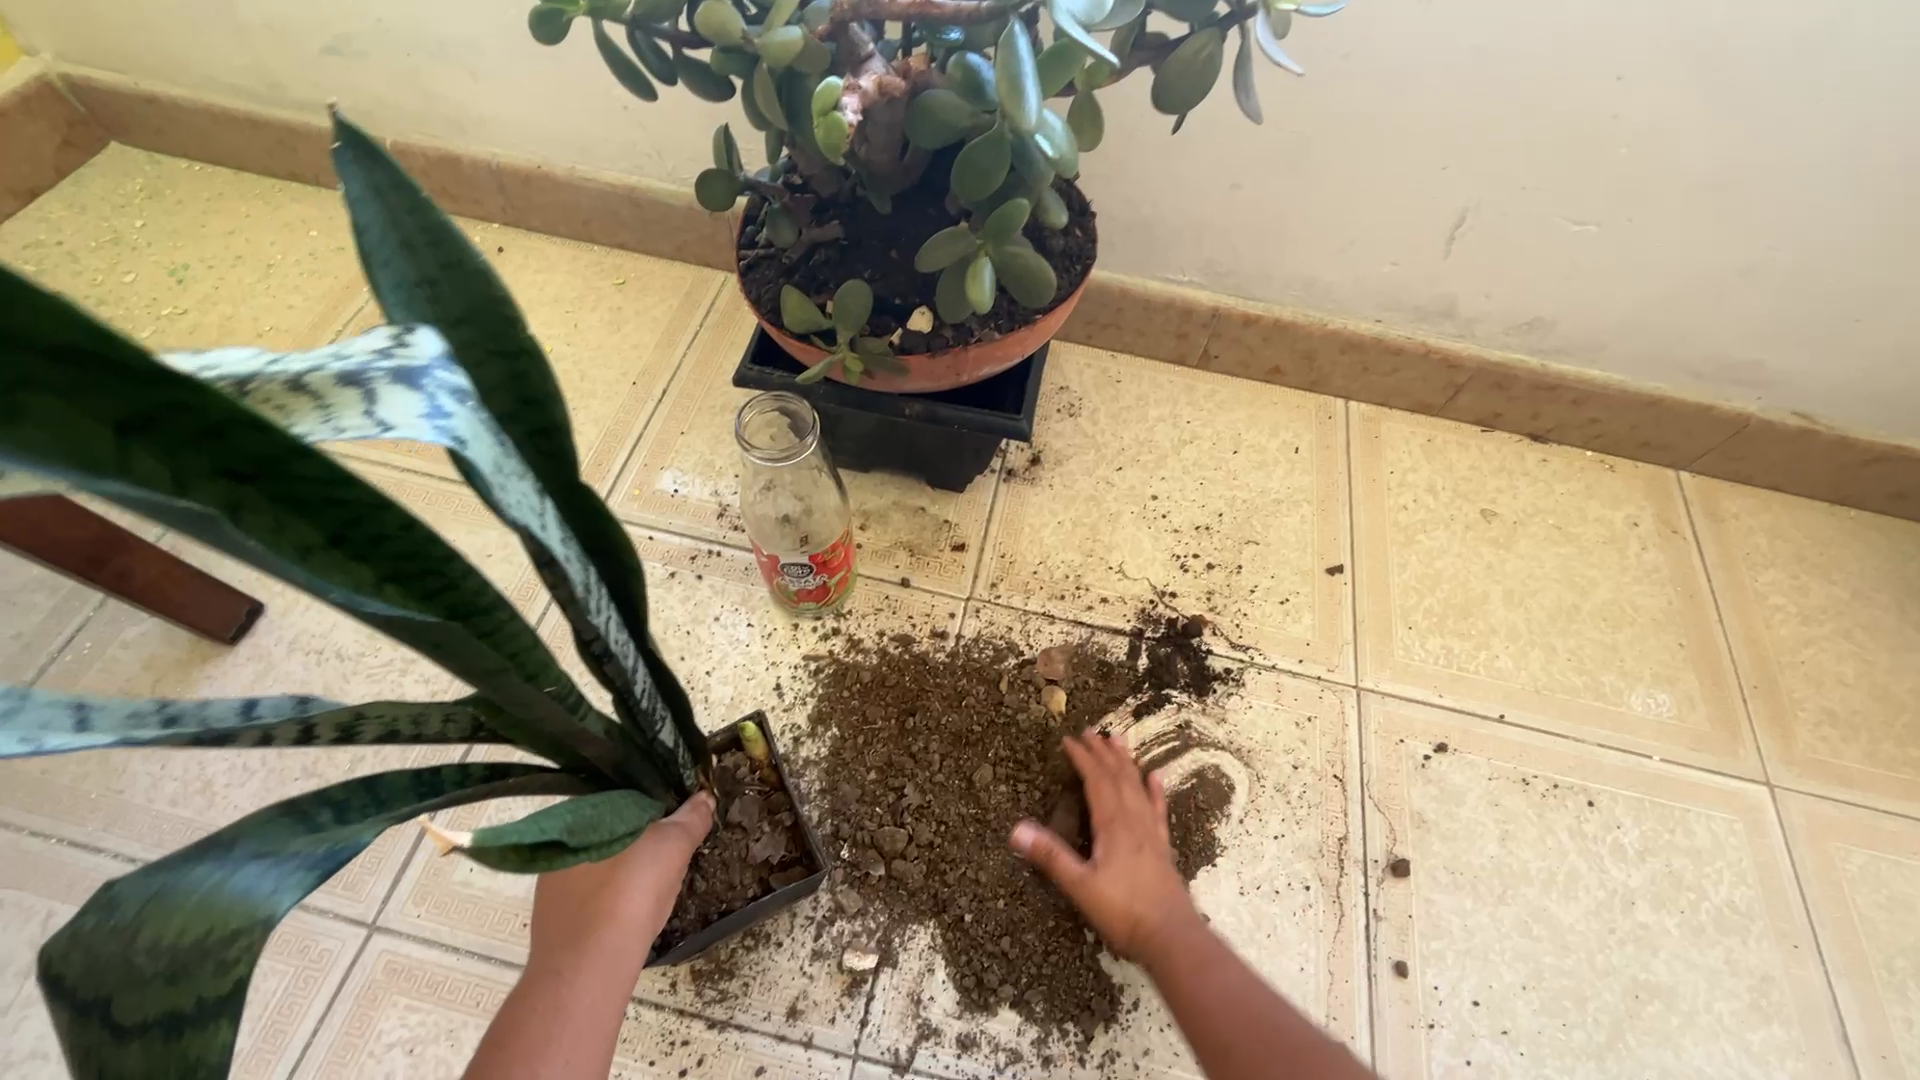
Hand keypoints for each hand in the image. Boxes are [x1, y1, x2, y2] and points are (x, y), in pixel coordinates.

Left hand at [527, 791, 714, 973]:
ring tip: (655, 880)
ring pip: (599, 860)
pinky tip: (630, 907)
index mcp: (585, 811)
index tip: (676, 816)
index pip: (622, 794)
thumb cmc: (632, 890)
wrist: (590, 964)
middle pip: (612, 827)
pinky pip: (589, 890)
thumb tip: (705, 797)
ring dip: (624, 864)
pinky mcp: (552, 912)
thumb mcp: (674, 846)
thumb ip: (691, 818)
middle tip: (670, 849)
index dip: (653, 801)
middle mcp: (562, 840)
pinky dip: (610, 892)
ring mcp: (552, 877)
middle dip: (640, 834)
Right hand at [1009, 731, 1201, 964]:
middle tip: (1091, 731)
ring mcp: (1152, 832)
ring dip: (1126, 762)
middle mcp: (1134, 821)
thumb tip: (1017, 829)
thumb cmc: (1125, 913)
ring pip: (1138, 786)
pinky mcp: (1163, 847)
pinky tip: (1155, 777)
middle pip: (1118, 777)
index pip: (1096, 781)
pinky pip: (1159, 809)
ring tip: (1119, 740)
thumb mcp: (1081, 887)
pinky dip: (1155, 789)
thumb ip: (1051, 857)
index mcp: (1114, 825)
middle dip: (1103, 753)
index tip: (1068, 740)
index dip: (1083, 758)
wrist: (1173, 938)